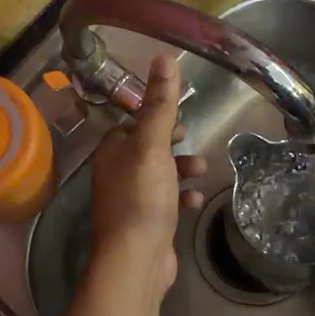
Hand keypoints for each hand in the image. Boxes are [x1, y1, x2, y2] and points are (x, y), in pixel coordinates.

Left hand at [88, 54, 207, 287]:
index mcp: (112, 150)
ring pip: (160, 174)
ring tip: (202, 170)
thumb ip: (160, 104)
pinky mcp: (147, 222)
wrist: (136, 258)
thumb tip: (164, 57)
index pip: (133, 122)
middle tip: (192, 140)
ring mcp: (131, 199)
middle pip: (148, 147)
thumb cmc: (142, 196)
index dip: (156, 116)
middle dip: (174, 143)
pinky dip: (182, 197)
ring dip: (182, 169)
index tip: (180, 115)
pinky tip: (195, 200)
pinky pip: (167, 201)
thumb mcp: (153, 145)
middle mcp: (116, 172)